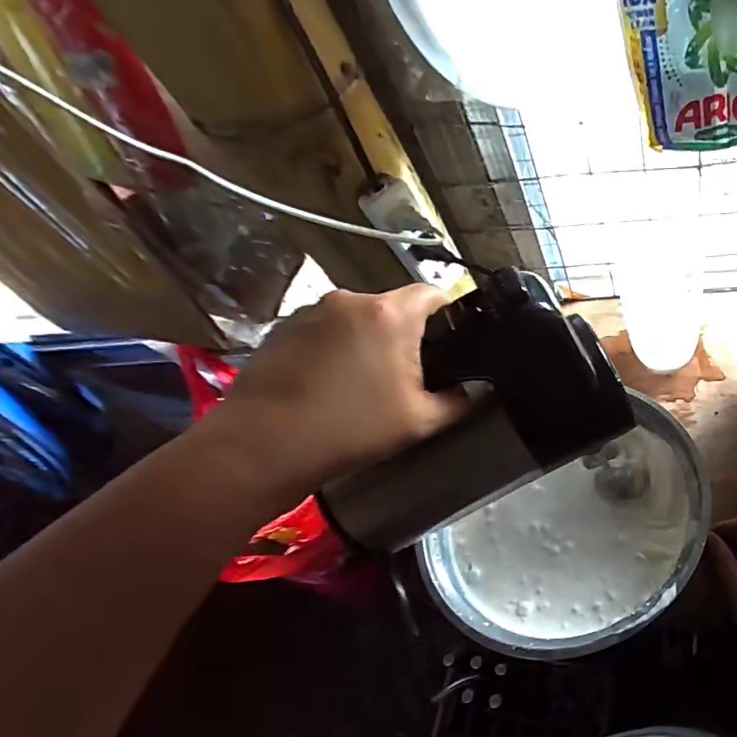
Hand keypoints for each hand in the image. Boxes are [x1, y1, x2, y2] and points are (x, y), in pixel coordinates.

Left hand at [197, 285, 468, 493]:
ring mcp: (312, 311)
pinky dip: (338, 348)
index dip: (450, 313)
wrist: (266, 444)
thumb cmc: (352, 428)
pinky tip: (333, 384)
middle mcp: (351, 300)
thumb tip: (471, 389)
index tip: (453, 342)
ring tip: (367, 384)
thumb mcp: (421, 421)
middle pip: (395, 307)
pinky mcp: (284, 326)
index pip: (434, 292)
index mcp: (390, 315)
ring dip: (370, 342)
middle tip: (410, 377)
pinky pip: (328, 330)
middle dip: (407, 336)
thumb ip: (459, 400)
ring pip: (360, 319)